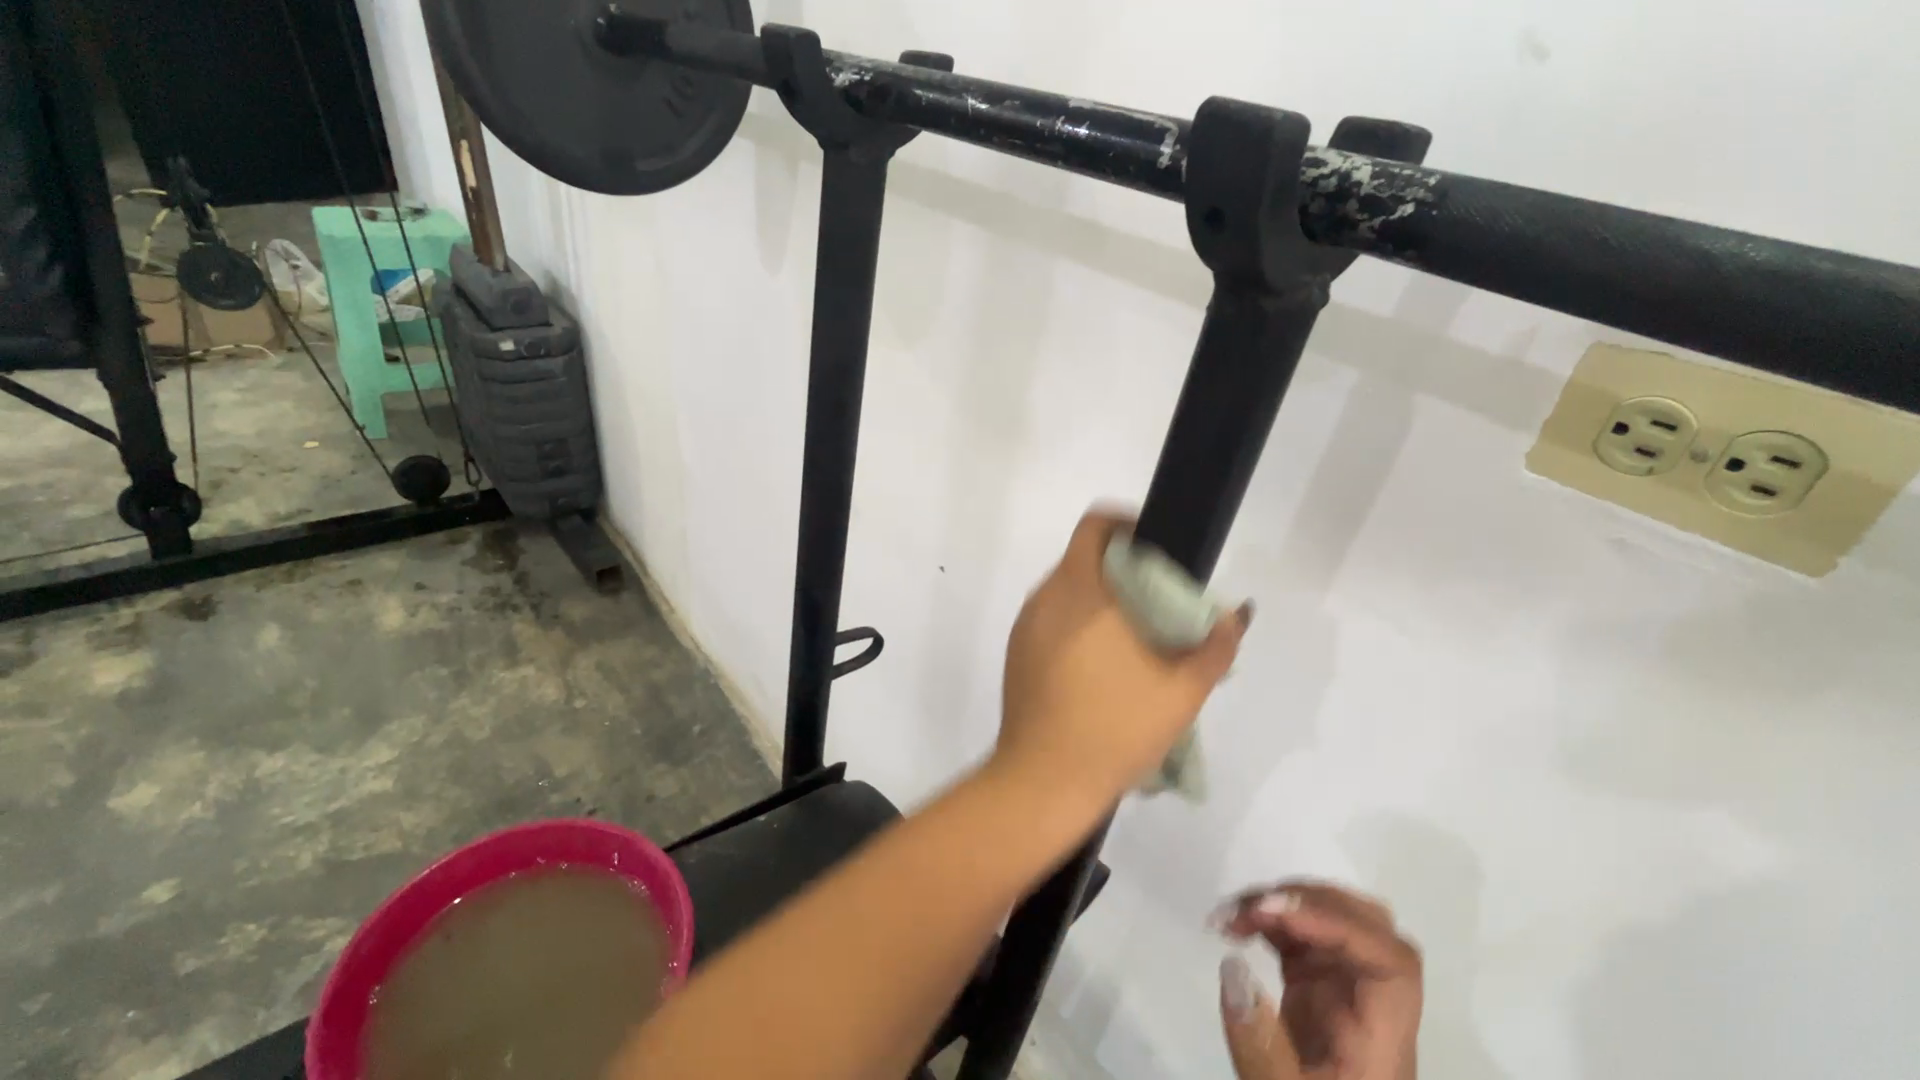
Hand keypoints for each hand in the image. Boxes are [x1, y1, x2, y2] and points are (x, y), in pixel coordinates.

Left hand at [988, 508, 1248, 811]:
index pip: (1095, 527)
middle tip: (1162, 605)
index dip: (1128, 525)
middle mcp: (1045, 599)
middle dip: (1124, 572)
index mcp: (1080, 591)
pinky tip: (1105, 672)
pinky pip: (1052, 624)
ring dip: (1102, 604)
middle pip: (1084, 561)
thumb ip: (1216, 646)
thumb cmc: (1116, 727)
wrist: (1044, 781)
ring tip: (1138, 643)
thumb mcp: (1183, 690)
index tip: (1158, 549)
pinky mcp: (1016, 657)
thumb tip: (1236, 615)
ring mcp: (1025, 629)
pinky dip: (1080, 630)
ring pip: (1068, 595)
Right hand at [1216, 883, 1422, 1079]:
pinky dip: (1270, 920)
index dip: (1338, 923)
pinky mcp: (1319, 987)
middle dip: (1308, 902)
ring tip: (1230, 916)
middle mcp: (1373, 1003)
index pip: (1389, 961)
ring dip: (1284, 904)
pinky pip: (1302, 935)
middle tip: (1249, 910)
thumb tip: (1233, 965)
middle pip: (1369, 927)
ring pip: (1334, 920)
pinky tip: (1234, 927)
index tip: (1274, 913)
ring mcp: (1347, 991)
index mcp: (1383, 1038)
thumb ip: (1260, 1044)